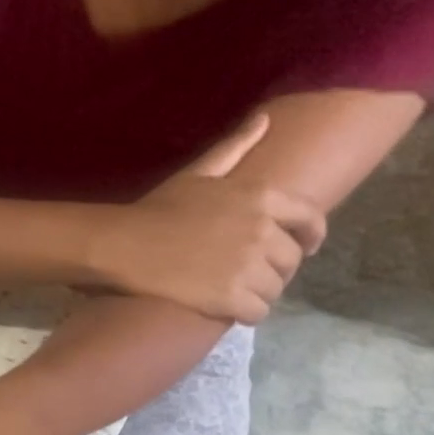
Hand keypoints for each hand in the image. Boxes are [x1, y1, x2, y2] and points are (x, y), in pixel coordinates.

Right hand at [90, 113, 326, 323]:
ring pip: (274, 288)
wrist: (121, 245)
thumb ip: (234, 148)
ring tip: (242, 297)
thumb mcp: (196, 174)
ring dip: (261, 294)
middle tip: (256, 278)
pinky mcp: (229, 298)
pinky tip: (233, 313)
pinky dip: (248, 314)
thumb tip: (264, 120)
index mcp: (262, 198)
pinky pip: (257, 311)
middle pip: (290, 260)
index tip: (307, 248)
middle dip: (277, 270)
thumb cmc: (154, 210)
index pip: (310, 219)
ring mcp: (247, 267)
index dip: (312, 237)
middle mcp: (263, 231)